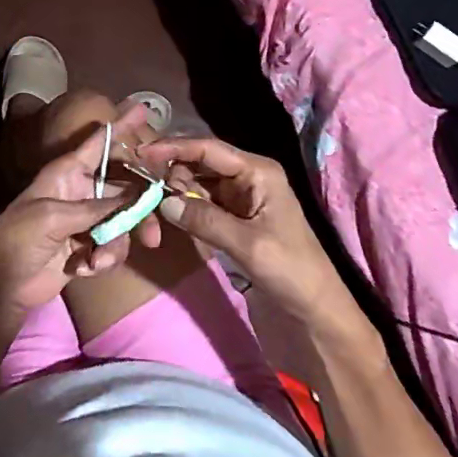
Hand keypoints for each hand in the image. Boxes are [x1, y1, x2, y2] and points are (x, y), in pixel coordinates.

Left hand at [0, 102, 161, 319]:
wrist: (0, 286)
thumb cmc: (17, 239)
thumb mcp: (54, 217)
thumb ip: (97, 207)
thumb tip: (137, 198)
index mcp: (66, 173)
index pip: (98, 144)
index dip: (121, 126)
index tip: (143, 108)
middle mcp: (80, 191)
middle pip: (124, 190)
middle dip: (139, 214)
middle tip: (153, 235)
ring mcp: (85, 220)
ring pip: (122, 224)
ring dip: (114, 246)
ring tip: (97, 262)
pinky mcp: (87, 247)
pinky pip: (111, 247)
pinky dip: (102, 260)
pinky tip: (83, 270)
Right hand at [138, 137, 361, 333]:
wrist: (315, 308)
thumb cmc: (291, 270)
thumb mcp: (247, 244)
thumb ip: (205, 219)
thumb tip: (163, 201)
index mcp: (258, 171)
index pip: (209, 148)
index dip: (174, 148)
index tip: (142, 152)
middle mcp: (248, 177)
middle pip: (200, 162)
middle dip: (172, 172)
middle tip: (144, 190)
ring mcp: (240, 197)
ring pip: (197, 183)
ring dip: (175, 191)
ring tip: (153, 206)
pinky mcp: (234, 218)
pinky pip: (201, 203)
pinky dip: (184, 207)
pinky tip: (168, 215)